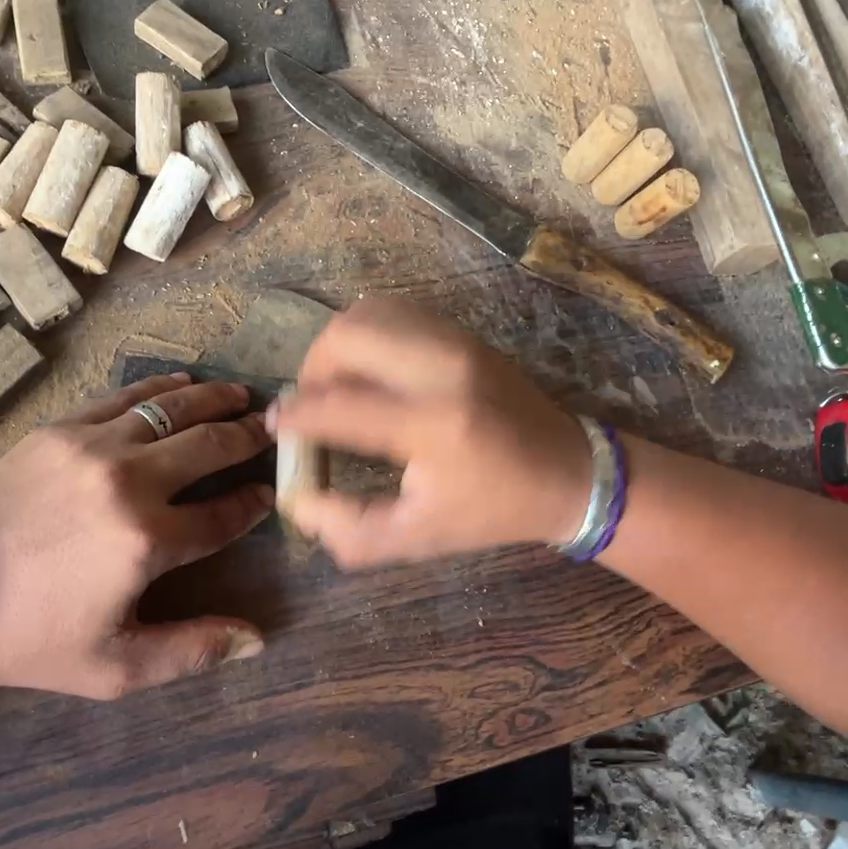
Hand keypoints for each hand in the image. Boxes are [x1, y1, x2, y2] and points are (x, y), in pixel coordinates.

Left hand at [0, 373, 273, 698]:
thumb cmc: (30, 639)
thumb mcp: (114, 667)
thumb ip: (192, 651)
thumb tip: (258, 639)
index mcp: (150, 541)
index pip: (224, 514)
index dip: (253, 503)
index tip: (267, 494)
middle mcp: (131, 481)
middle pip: (210, 446)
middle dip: (249, 437)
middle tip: (272, 429)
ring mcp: (94, 445)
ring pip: (173, 409)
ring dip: (216, 400)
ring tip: (242, 396)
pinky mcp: (61, 429)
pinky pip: (125, 397)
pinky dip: (162, 387)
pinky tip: (184, 383)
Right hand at [273, 299, 591, 566]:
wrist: (570, 471)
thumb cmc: (493, 509)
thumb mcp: (421, 537)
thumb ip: (351, 528)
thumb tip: (297, 500)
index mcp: (433, 426)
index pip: (339, 405)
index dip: (296, 416)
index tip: (277, 427)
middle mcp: (442, 370)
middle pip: (346, 337)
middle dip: (311, 369)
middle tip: (309, 403)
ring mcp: (456, 342)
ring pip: (367, 313)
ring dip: (336, 347)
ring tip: (336, 385)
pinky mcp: (462, 332)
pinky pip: (394, 311)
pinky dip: (367, 334)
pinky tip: (368, 369)